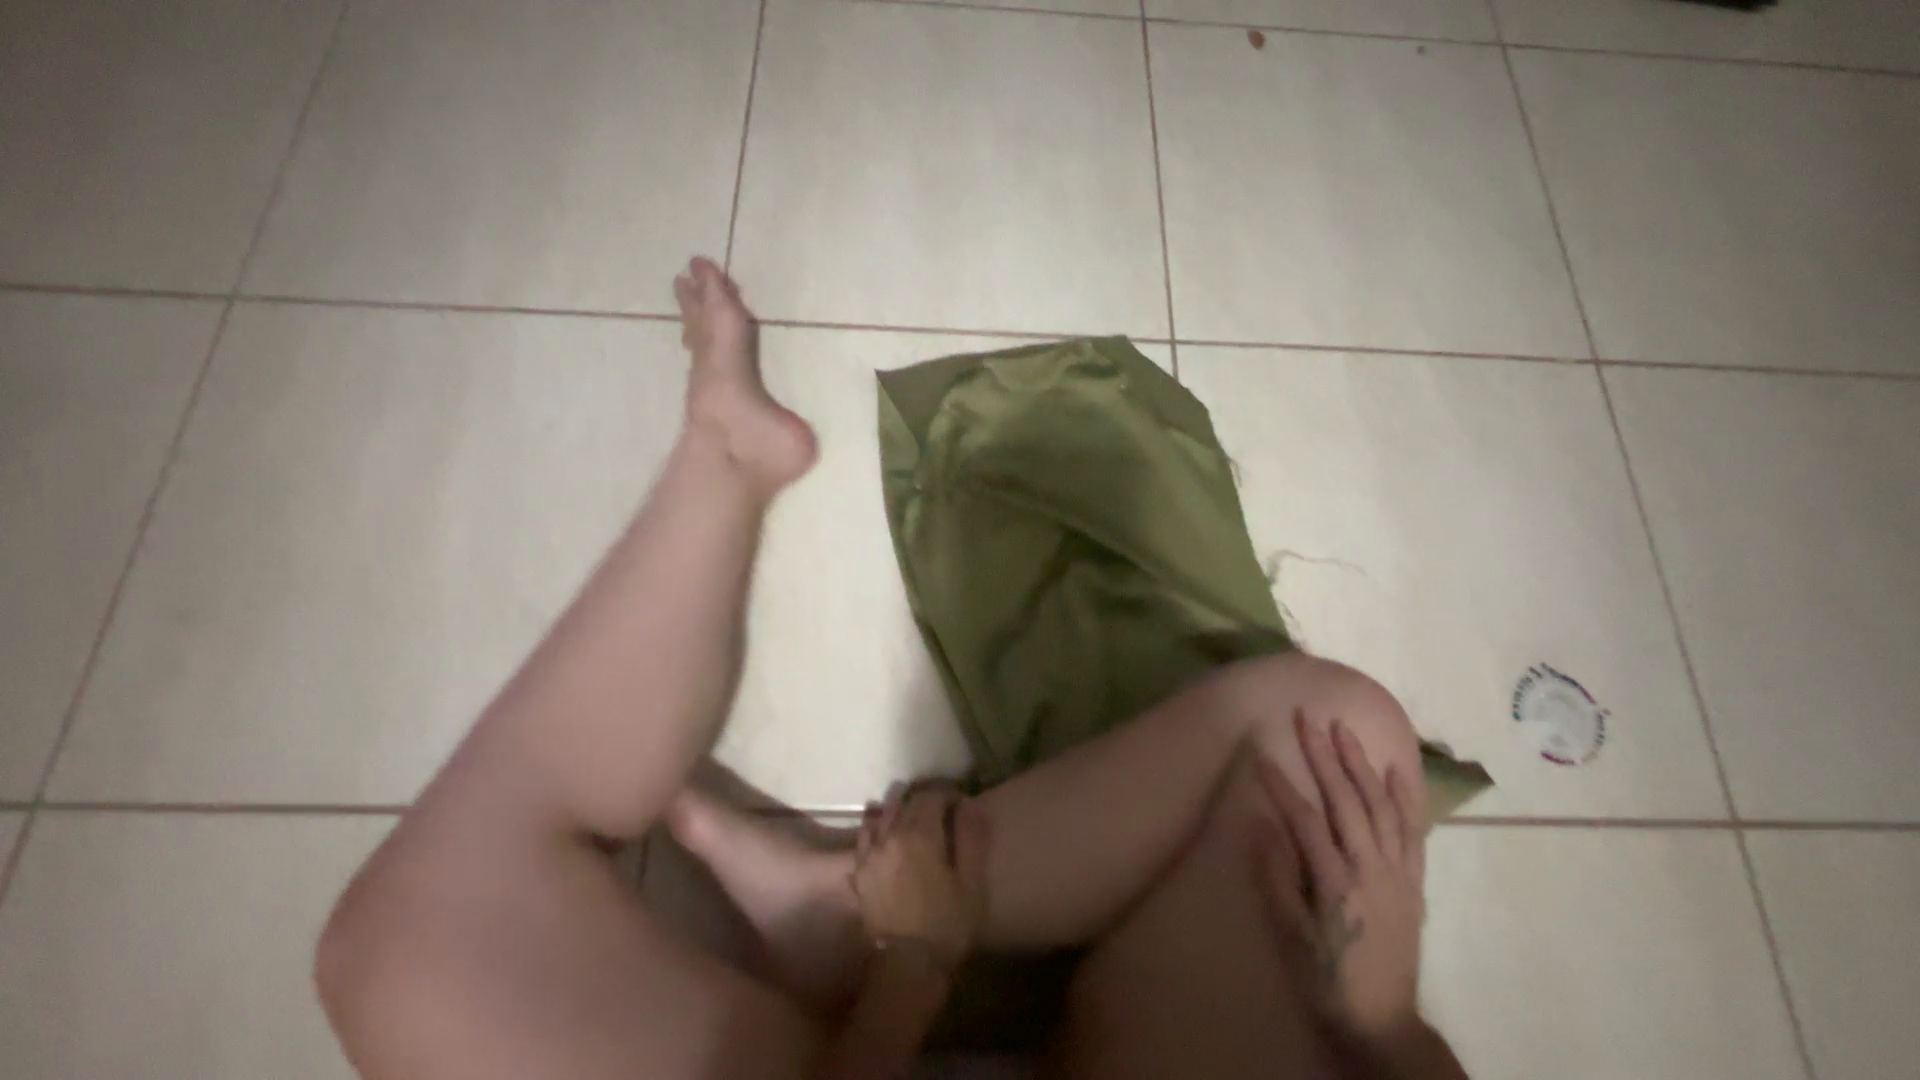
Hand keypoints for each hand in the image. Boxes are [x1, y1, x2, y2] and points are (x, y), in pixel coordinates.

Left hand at [849, 781, 990, 969]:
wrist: (907, 965)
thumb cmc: (947, 924)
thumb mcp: (972, 883)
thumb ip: (972, 838)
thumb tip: (968, 803)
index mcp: (920, 834)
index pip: (932, 795)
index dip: (949, 795)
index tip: (961, 806)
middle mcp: (890, 835)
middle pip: (905, 800)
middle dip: (925, 799)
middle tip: (941, 811)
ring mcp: (870, 852)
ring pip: (881, 812)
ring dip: (898, 806)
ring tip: (913, 817)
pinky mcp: (859, 870)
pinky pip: (864, 834)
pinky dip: (875, 824)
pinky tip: (885, 831)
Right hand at [1252, 711, 1426, 1043]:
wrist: (1383, 1019)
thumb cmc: (1326, 977)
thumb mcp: (1290, 934)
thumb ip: (1276, 877)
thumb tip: (1260, 823)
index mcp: (1336, 883)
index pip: (1305, 819)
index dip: (1281, 784)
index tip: (1261, 752)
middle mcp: (1372, 869)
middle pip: (1346, 801)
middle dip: (1324, 756)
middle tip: (1307, 717)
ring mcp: (1398, 873)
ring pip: (1381, 806)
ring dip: (1361, 764)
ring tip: (1344, 729)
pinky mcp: (1414, 881)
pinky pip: (1413, 830)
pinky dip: (1405, 797)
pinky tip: (1395, 770)